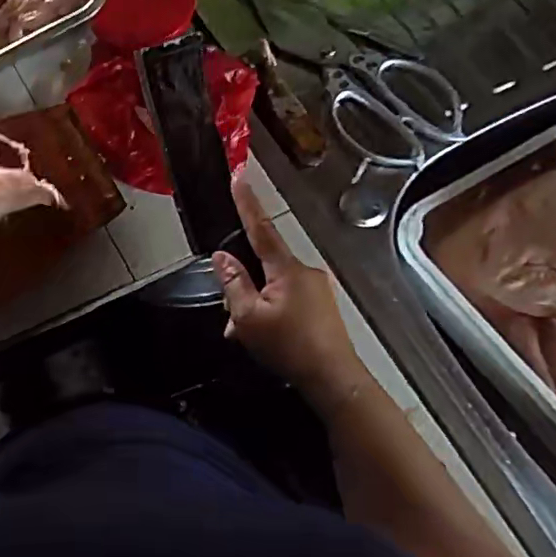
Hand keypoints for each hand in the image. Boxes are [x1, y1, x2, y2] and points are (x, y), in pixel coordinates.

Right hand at [214, 171, 366, 398]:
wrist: (333, 378)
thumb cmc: (287, 345)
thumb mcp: (248, 316)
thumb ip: (233, 283)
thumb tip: (222, 257)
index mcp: (287, 269)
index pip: (261, 229)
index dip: (247, 204)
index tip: (239, 177)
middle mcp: (306, 272)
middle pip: (261, 267)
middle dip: (241, 288)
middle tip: (233, 320)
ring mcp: (316, 288)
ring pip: (270, 286)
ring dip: (252, 306)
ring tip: (243, 334)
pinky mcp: (320, 305)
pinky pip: (283, 299)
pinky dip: (266, 313)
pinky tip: (259, 337)